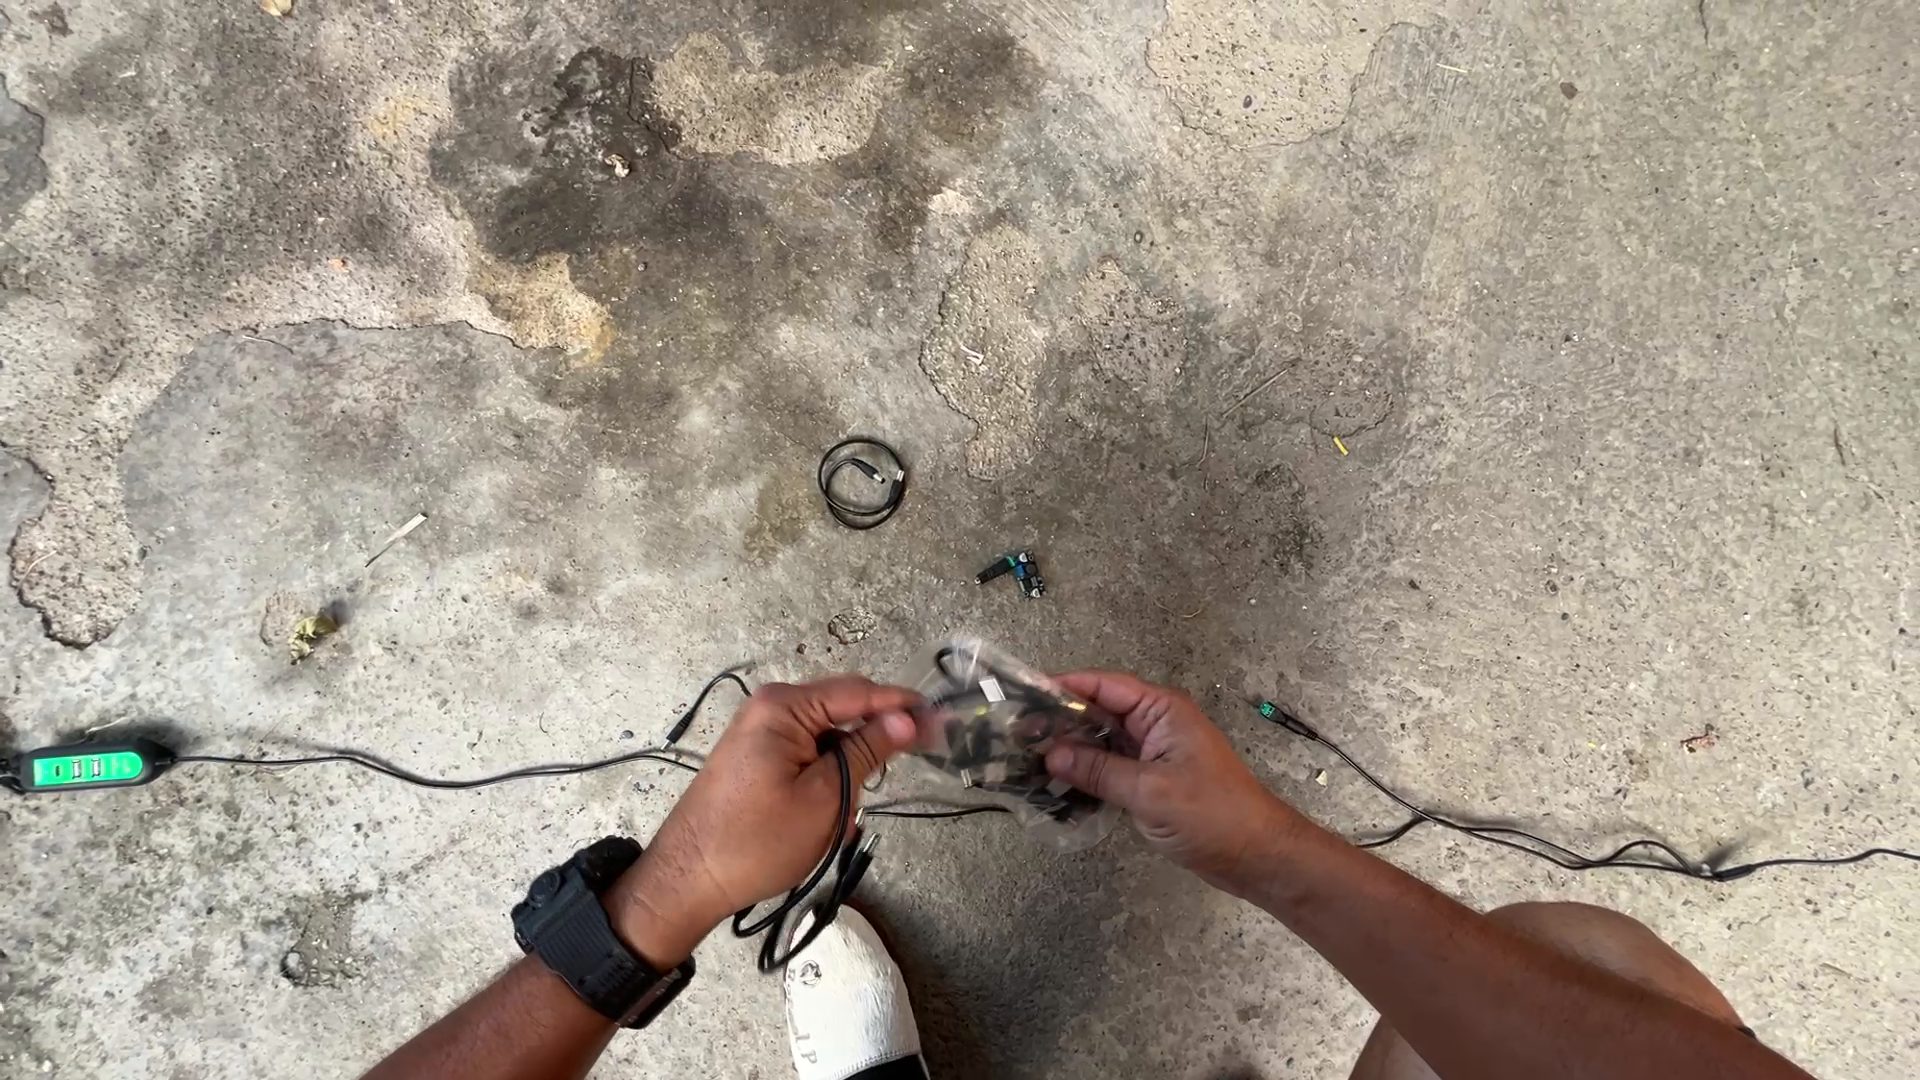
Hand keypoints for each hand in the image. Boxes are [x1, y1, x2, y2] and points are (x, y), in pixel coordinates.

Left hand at [605, 676, 917, 965]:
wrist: (684, 883)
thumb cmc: (756, 842)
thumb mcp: (825, 797)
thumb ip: (869, 750)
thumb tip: (908, 717)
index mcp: (785, 706)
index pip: (860, 692)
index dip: (903, 705)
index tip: (940, 719)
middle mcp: (772, 706)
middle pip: (844, 709)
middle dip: (876, 738)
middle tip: (911, 762)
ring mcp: (762, 729)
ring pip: (829, 735)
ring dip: (849, 767)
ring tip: (849, 815)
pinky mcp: (758, 753)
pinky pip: (808, 752)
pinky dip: (827, 777)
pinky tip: (829, 815)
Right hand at [1044, 672, 1303, 891]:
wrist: (1259, 858)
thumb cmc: (1211, 814)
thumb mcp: (1149, 790)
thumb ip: (1098, 770)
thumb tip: (1051, 754)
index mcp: (1160, 710)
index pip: (1104, 685)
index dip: (1065, 686)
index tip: (1026, 694)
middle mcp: (1154, 724)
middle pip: (1099, 712)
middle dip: (1061, 720)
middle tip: (1018, 732)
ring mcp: (1153, 753)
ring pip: (1102, 742)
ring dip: (1071, 749)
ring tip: (1028, 757)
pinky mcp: (1151, 781)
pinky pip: (1110, 768)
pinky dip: (1086, 773)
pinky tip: (1057, 785)